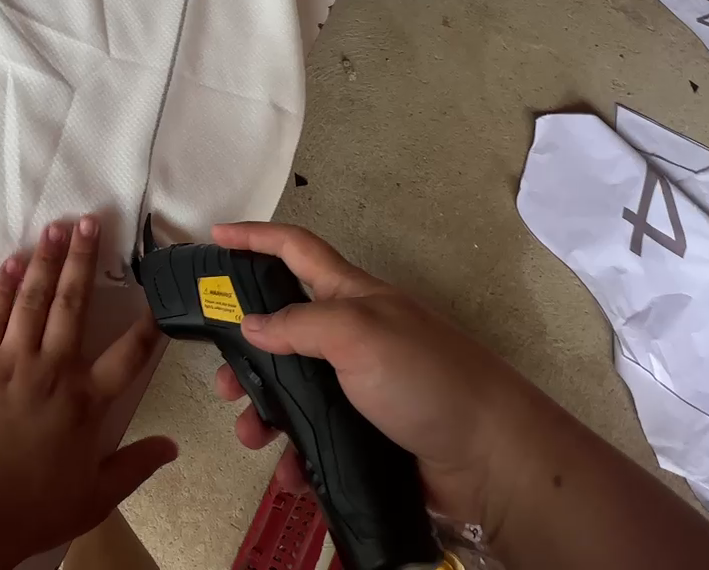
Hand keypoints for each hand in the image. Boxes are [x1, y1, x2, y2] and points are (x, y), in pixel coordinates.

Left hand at [0, 216, 174, 565]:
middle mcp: (53, 370)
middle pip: (75, 305)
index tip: (159, 295)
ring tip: (57, 227)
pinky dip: (2, 286)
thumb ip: (136, 466)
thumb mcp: (95, 496)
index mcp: (86, 402)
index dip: (148, 325)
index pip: (128, 355)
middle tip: (91, 221)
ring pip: (34, 299)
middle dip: (85, 260)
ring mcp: (12, 361)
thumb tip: (173, 446)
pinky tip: (12, 260)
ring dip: (47, 260)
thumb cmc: (32, 508)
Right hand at [209, 221, 540, 526]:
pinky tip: (288, 473)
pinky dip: (294, 455)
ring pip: (289, 390)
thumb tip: (249, 325)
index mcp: (349, 296)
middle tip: (223, 380)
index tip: (215, 236)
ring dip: (262, 411)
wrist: (494, 463)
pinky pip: (313, 439)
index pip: (294, 249)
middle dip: (244, 351)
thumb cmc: (425, 378)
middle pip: (279, 328)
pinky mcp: (362, 433)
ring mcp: (355, 386)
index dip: (255, 237)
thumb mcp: (358, 334)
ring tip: (251, 436)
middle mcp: (348, 335)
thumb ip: (298, 324)